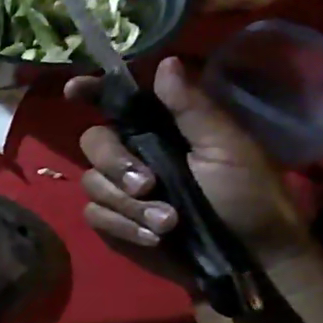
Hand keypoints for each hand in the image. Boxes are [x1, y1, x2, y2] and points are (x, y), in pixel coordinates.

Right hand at [66, 57, 311, 283]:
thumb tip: (163, 62)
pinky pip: (95, 214)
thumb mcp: (227, 148)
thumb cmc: (247, 198)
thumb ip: (191, 108)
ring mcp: (120, 189)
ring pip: (92, 182)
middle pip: (93, 141)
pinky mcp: (113, 221)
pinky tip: (155, 238)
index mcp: (159, 128)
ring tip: (168, 223)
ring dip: (130, 205)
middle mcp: (134, 153)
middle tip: (147, 184)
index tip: (74, 91)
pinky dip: (124, 226)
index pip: (116, 101)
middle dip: (115, 163)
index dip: (90, 91)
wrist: (248, 260)